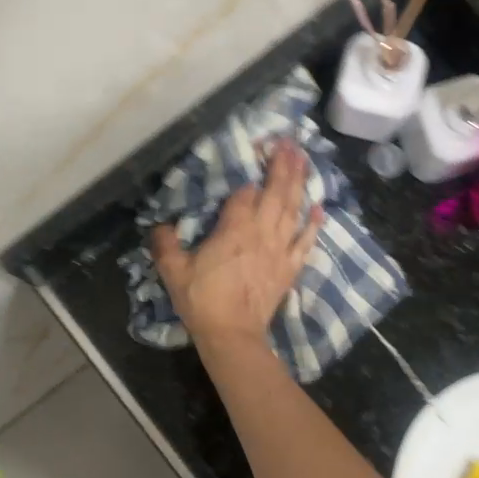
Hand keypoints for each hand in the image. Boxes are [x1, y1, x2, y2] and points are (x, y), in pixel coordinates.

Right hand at [151, 144, 323, 349]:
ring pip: (293, 209)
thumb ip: (165, 245)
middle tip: (290, 141)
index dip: (250, 173)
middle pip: (276, 192)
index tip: (255, 153)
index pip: (245, 193)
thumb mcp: (174, 272)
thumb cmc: (203, 301)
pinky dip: (314, 224)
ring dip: (300, 183)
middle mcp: (262, 233)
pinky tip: (320, 207)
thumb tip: (158, 226)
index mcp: (234, 229)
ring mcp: (280, 250)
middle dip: (283, 165)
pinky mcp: (289, 269)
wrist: (233, 336)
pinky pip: (306, 241)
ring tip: (305, 160)